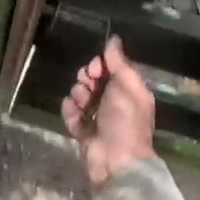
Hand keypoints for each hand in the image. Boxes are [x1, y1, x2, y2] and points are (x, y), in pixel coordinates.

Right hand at [60, 36, 158, 185]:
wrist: (116, 161)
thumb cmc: (126, 119)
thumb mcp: (127, 84)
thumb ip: (118, 61)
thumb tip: (114, 38)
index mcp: (129, 91)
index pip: (111, 69)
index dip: (101, 64)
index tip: (96, 67)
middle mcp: (114, 103)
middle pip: (94, 80)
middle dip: (87, 77)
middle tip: (87, 82)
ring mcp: (99, 119)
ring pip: (81, 96)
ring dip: (78, 94)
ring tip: (81, 101)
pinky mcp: (85, 133)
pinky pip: (73, 115)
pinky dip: (70, 111)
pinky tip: (72, 111)